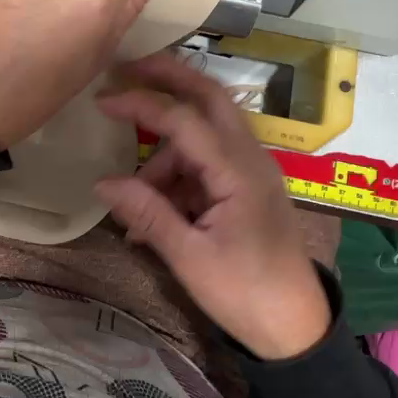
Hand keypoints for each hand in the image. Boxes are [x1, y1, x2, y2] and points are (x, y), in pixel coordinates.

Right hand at [94, 53, 332, 359]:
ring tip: (133, 201)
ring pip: (203, 135)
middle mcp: (250, 159)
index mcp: (238, 172)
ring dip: (164, 153)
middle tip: (126, 69)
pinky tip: (154, 215)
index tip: (101, 99)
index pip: (184, 119)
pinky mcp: (248, 188)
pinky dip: (178, 176)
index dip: (141, 103)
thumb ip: (146, 213)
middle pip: (209, 98)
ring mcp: (252, 171)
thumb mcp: (189, 257)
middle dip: (168, 78)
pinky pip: (207, 163)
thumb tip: (102, 183)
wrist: (296, 328)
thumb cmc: (244, 293)